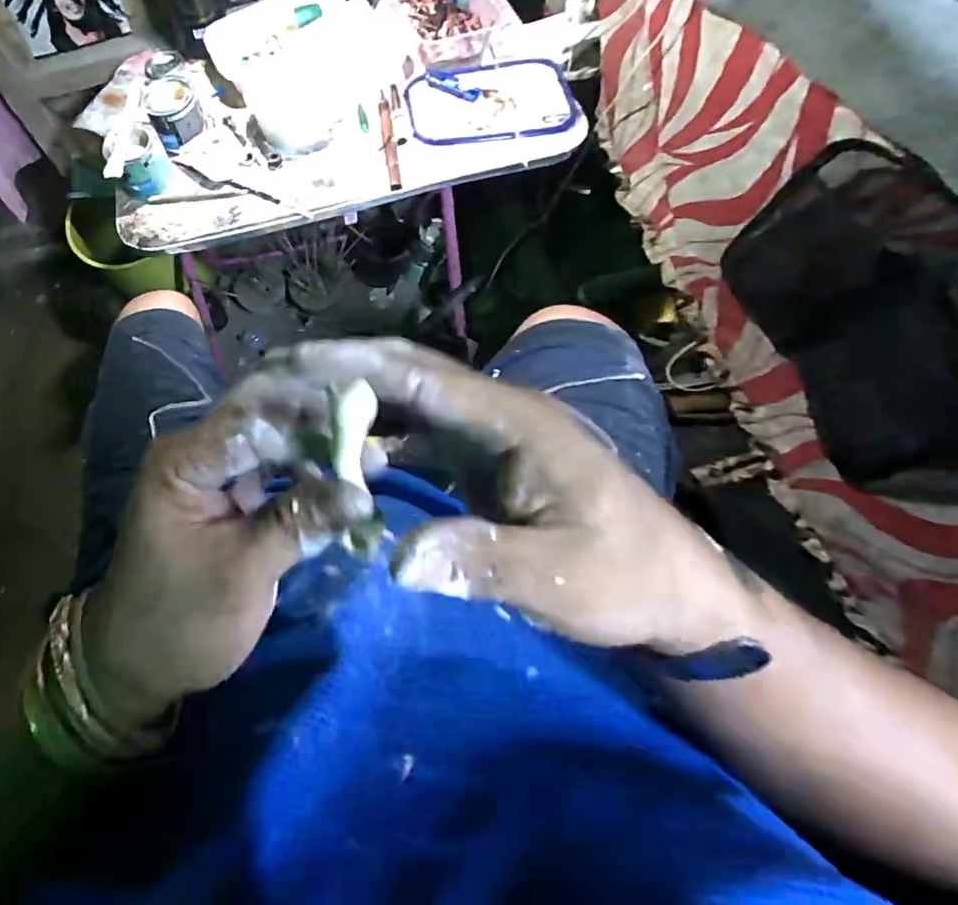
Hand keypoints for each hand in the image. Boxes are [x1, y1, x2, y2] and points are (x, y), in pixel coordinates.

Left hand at [79, 379, 373, 728]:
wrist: (138, 658)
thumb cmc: (180, 620)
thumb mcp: (242, 573)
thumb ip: (296, 525)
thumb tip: (362, 495)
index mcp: (182, 461)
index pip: (249, 420)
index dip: (307, 419)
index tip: (365, 419)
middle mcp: (194, 453)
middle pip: (260, 421)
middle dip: (316, 425)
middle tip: (376, 433)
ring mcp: (210, 472)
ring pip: (271, 443)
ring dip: (316, 448)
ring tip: (373, 458)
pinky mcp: (227, 495)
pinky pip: (271, 472)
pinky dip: (305, 475)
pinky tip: (344, 480)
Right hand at [277, 339, 758, 653]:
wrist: (676, 594)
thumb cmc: (627, 579)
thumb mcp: (562, 579)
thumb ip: (483, 562)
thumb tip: (398, 561)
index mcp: (514, 420)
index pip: (421, 376)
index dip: (356, 366)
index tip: (296, 363)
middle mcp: (495, 412)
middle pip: (407, 374)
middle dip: (345, 369)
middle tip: (282, 373)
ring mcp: (488, 433)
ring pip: (407, 401)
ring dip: (356, 401)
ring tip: (298, 408)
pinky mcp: (481, 458)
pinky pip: (415, 434)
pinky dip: (375, 438)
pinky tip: (345, 456)